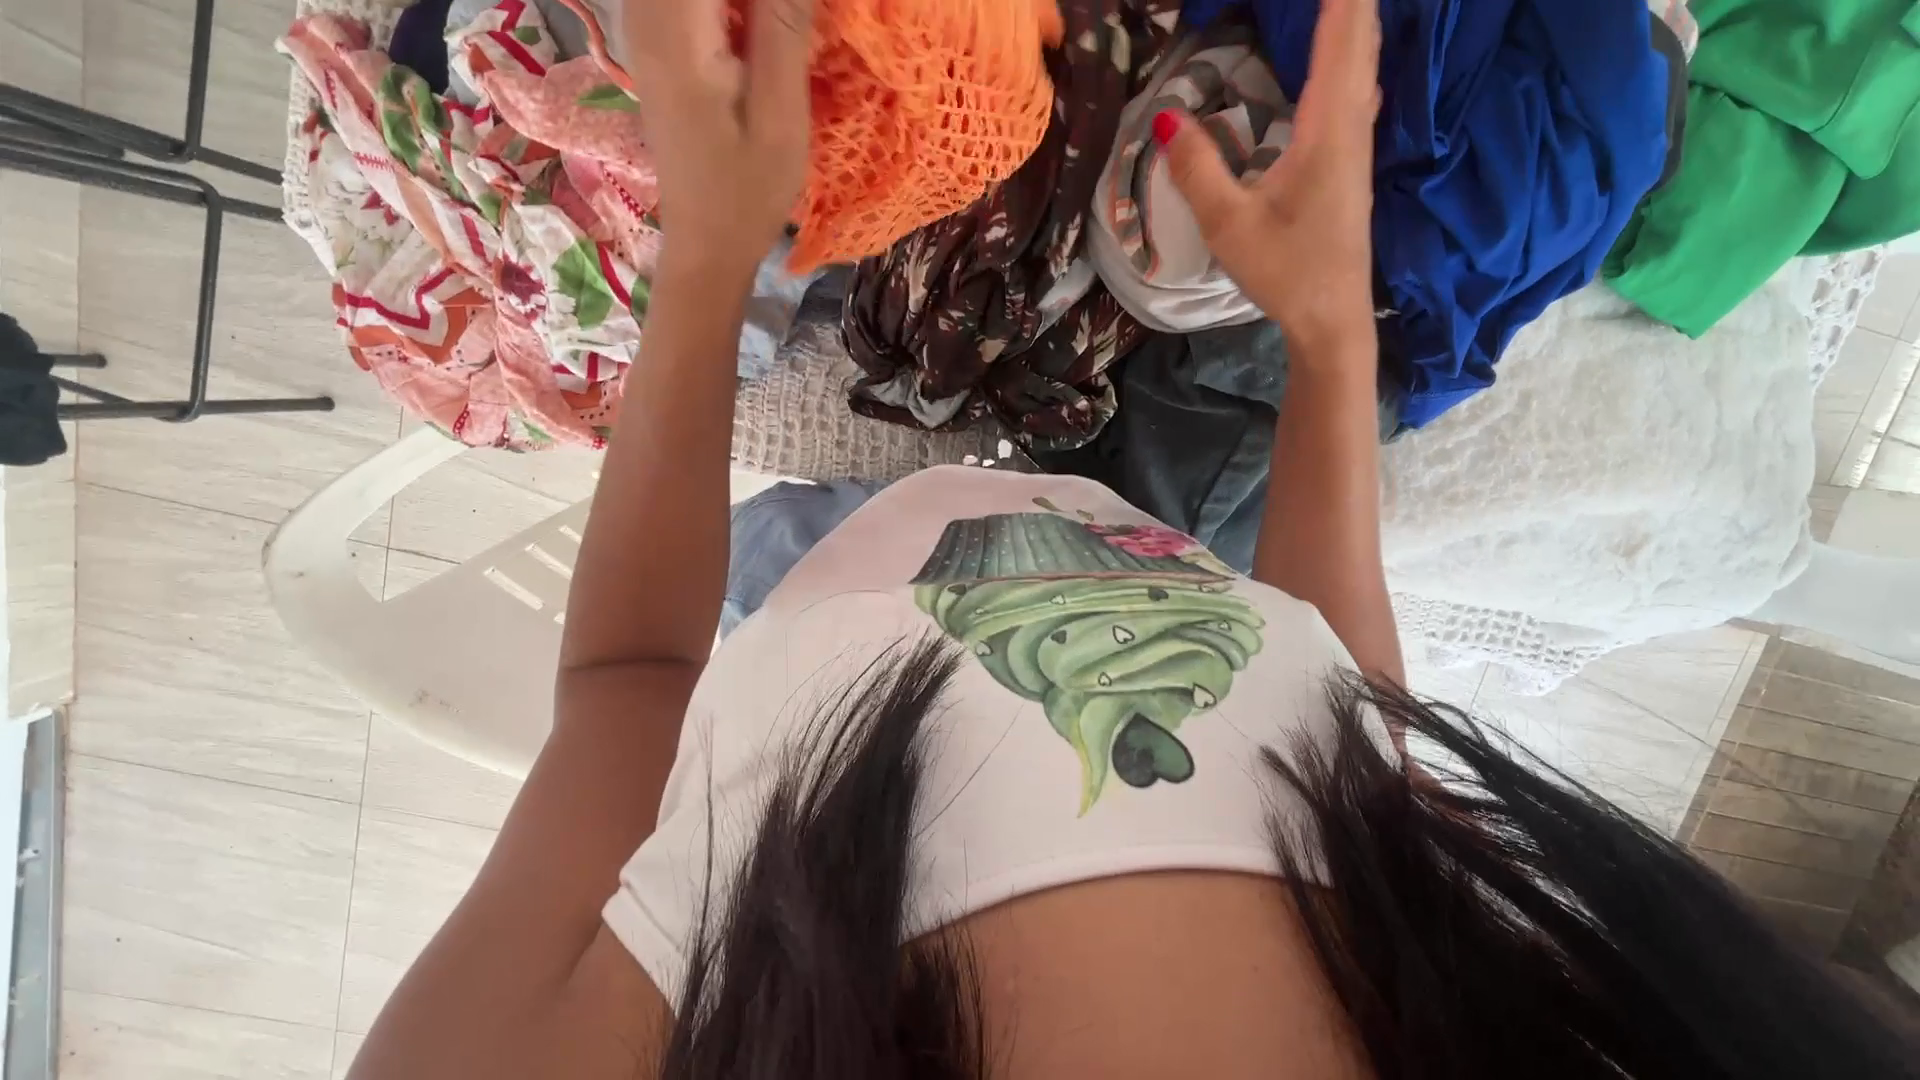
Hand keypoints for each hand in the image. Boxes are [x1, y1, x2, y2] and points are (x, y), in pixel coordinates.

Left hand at [621, 0, 813, 278]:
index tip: (797, 13)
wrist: (707, 241)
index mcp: (676, 27)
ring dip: (753, 8)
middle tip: (794, 20)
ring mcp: (645, 26)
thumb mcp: (779, 112)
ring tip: (782, 28)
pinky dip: (729, 10)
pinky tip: (762, 29)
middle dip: (764, 2)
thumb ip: (783, 22)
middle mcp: (646, 13)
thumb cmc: (748, 190)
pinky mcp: (657, 41)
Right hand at [1160, 0, 1380, 357]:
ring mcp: (1357, 145)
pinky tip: (1344, 60)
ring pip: (1364, 63)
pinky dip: (1352, 54)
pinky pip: (1358, 88)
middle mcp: (1352, 125)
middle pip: (1361, 40)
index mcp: (1327, 128)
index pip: (1340, 36)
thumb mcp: (1229, 225)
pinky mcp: (1352, 165)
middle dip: (1350, 3)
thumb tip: (1167, 117)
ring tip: (1341, 4)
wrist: (1332, 316)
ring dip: (1355, 23)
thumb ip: (1198, 170)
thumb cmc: (1285, 270)